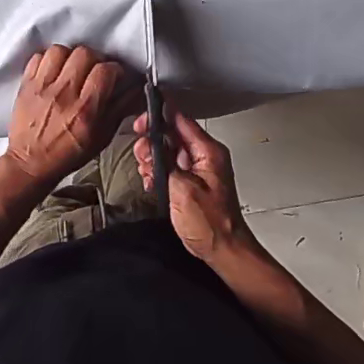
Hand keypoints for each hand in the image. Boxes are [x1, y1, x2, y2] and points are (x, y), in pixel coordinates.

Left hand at [2, 44, 134, 189]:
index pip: (105, 71)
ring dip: (70, 57)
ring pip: (60, 51)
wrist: (31, 163)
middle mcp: (64, 95)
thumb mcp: (101, 137)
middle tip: (94, 70)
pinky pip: (37, 57)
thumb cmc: (67, 154)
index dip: (114, 69)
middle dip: (94, 59)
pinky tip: (54, 72)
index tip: (114, 75)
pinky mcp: (26, 85)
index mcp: (85, 110)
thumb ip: (119, 110)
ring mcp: (42, 88)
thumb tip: (134, 91)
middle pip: (84, 54)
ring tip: (72, 69)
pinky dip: (47, 61)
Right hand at [133, 106, 251, 262]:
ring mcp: (198, 169)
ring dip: (152, 158)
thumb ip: (165, 162)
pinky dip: (157, 171)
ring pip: (168, 150)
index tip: (142, 116)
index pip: (181, 120)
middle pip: (172, 134)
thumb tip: (152, 142)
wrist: (222, 248)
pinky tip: (152, 181)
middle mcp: (205, 157)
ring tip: (148, 172)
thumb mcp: (181, 189)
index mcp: (208, 152)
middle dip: (152, 141)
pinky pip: (170, 166)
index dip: (160, 115)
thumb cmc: (211, 224)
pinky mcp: (191, 182)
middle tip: (142, 154)